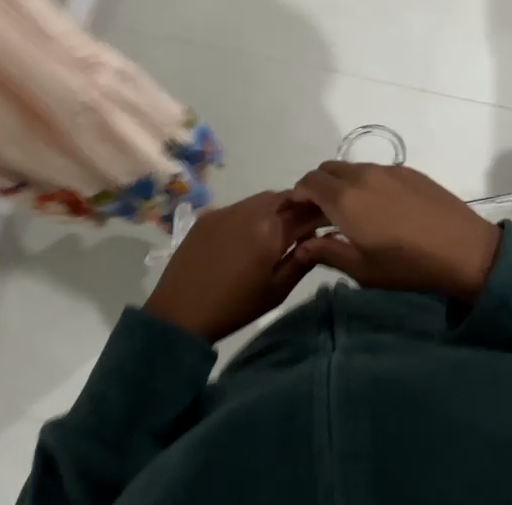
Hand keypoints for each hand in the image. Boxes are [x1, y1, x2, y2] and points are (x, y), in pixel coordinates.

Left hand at [142, 191, 323, 342]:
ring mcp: (227, 210)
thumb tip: (323, 238)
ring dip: (277, 208)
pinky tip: (247, 236)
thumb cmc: (235, 307)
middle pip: (286, 197)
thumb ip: (303, 260)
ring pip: (262, 199)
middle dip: (300, 207)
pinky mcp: (208, 216)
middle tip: (305, 227)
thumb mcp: (277, 291)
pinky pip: (239, 206)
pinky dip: (252, 214)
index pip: (307, 210)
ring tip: (277, 231)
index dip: (323, 213)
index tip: (332, 221)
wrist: (180, 313)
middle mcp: (251, 211)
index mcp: (271, 230)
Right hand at [287, 162, 500, 300]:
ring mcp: (388, 170)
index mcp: (346, 199)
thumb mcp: (362, 269)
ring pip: (352, 168)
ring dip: (342, 183)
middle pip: (328, 169)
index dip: (298, 194)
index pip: (309, 182)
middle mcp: (363, 175)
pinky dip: (365, 182)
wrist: (463, 250)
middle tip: (320, 213)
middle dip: (317, 186)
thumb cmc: (407, 265)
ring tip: (350, 212)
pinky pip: (376, 170)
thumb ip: (326, 252)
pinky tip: (379, 207)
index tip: (297, 213)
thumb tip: (299, 247)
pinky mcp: (409, 171)